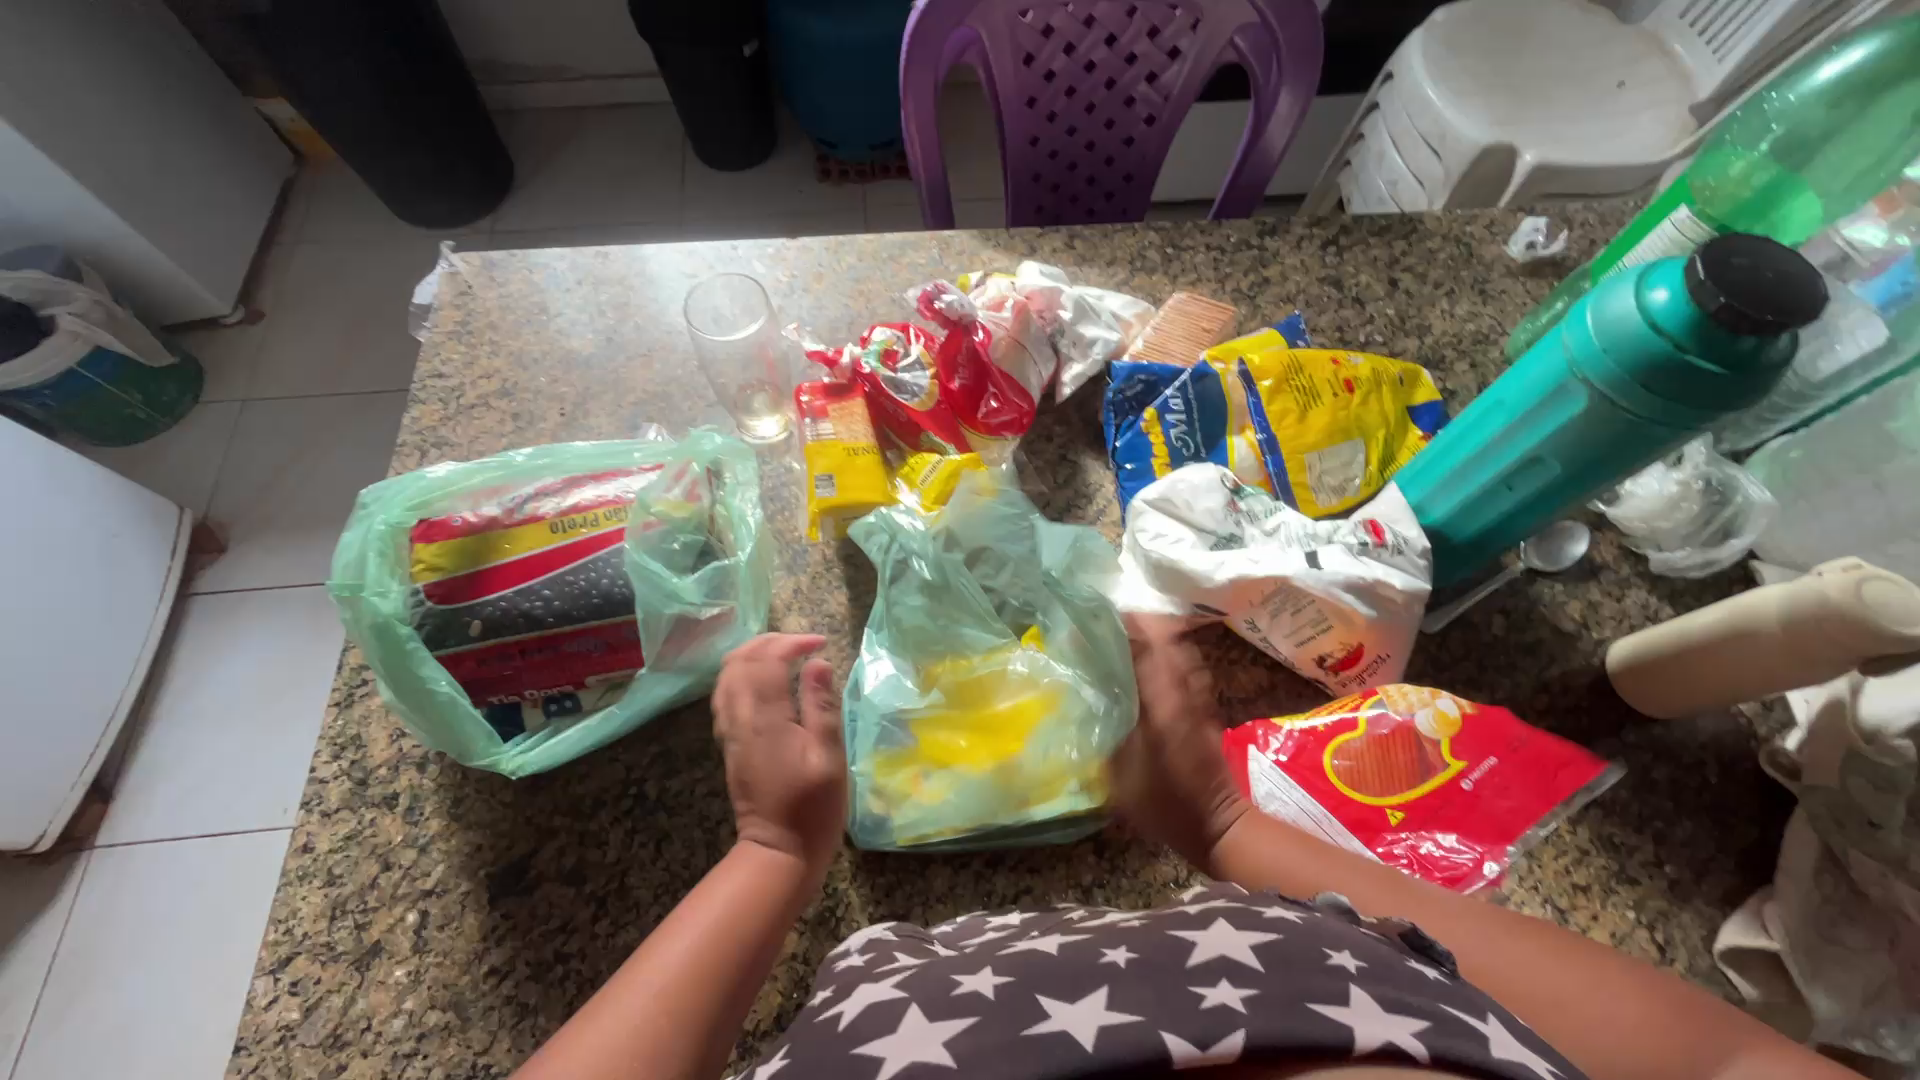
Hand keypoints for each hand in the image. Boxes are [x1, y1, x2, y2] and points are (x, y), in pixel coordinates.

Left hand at [712, 634, 847, 870]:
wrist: (779, 851)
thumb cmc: (813, 807)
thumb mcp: (829, 758)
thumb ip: (821, 707)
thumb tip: (818, 663)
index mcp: (766, 720)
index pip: (768, 660)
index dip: (793, 642)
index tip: (821, 644)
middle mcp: (741, 720)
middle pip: (739, 662)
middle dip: (769, 642)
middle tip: (802, 643)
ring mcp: (730, 732)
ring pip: (726, 677)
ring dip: (752, 655)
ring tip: (784, 654)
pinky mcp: (730, 743)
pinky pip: (725, 695)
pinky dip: (742, 675)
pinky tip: (764, 681)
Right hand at [1107, 615, 1249, 868]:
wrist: (1220, 827)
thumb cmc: (1166, 806)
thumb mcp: (1121, 776)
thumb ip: (1104, 733)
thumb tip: (1085, 702)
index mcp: (1161, 705)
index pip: (1146, 649)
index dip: (1124, 627)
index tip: (1099, 618)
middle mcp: (1184, 693)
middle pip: (1168, 640)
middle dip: (1141, 624)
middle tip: (1111, 622)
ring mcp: (1199, 700)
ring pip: (1181, 651)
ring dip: (1157, 636)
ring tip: (1127, 634)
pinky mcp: (1206, 709)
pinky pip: (1188, 668)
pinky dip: (1170, 655)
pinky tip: (1152, 662)